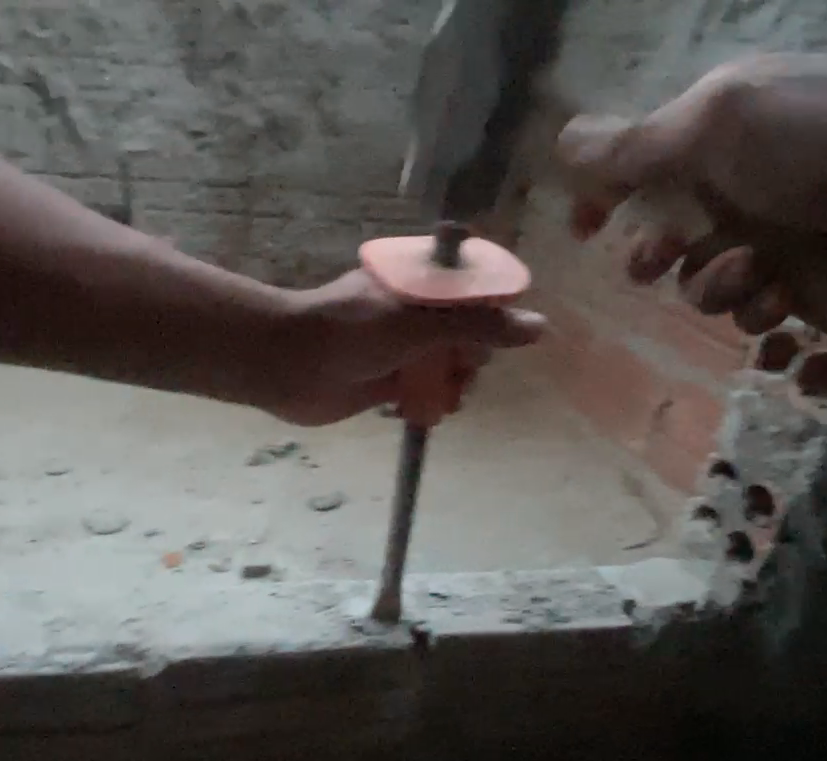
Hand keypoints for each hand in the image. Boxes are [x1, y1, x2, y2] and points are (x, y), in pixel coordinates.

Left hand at [258, 270, 546, 426]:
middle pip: (469, 334)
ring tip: (445, 397)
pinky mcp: (388, 383)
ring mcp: (403, 349)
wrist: (287, 366)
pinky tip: (427, 413)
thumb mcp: (419, 323)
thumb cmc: (351, 332)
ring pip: (449, 367)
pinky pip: (425, 392)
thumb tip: (538, 327)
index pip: (477, 290)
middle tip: (459, 369)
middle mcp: (416, 312)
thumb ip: (477, 326)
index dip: (493, 314)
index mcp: (423, 281)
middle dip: (473, 357)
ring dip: (455, 385)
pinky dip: (432, 403)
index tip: (490, 337)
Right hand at [556, 55, 826, 422]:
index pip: (645, 156)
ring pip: (708, 276)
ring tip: (748, 277)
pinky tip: (779, 303)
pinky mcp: (815, 275)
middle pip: (671, 226)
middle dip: (657, 252)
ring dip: (712, 286)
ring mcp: (785, 226)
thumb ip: (634, 144)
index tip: (581, 230)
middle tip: (654, 266)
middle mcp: (751, 172)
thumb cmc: (824, 147)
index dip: (607, 192)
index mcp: (726, 122)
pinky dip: (758, 310)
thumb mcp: (715, 127)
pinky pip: (757, 305)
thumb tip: (564, 143)